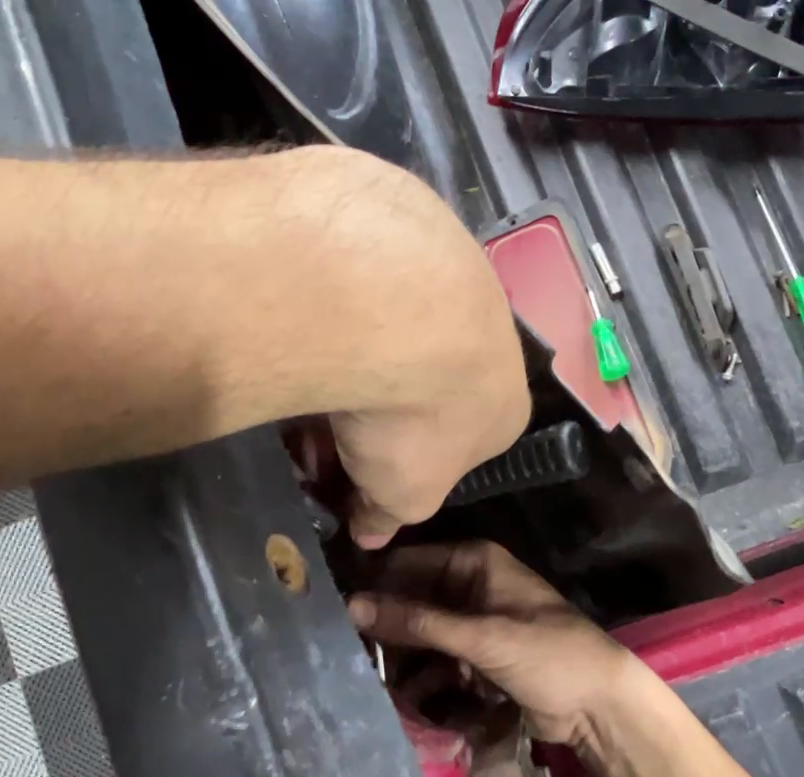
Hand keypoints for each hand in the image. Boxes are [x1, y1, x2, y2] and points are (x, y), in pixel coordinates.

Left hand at [249, 148, 529, 547]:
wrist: (401, 305)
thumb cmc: (416, 417)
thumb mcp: (403, 492)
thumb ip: (387, 514)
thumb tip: (371, 535)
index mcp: (503, 403)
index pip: (454, 440)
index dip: (402, 459)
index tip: (350, 469)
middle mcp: (491, 332)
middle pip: (422, 377)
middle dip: (370, 409)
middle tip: (312, 427)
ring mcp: (454, 268)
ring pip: (396, 320)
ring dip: (355, 349)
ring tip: (301, 370)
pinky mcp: (410, 213)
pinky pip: (367, 266)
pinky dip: (341, 290)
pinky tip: (307, 307)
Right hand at [347, 542, 640, 749]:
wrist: (598, 706)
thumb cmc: (547, 655)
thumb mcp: (481, 635)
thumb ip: (417, 622)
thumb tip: (351, 606)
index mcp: (474, 563)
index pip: (407, 563)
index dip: (372, 584)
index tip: (329, 608)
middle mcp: (468, 586)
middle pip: (409, 600)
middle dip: (381, 626)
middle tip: (340, 650)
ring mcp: (470, 624)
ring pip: (417, 634)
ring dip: (396, 657)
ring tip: (362, 677)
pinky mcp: (473, 658)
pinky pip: (433, 661)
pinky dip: (417, 677)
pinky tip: (394, 695)